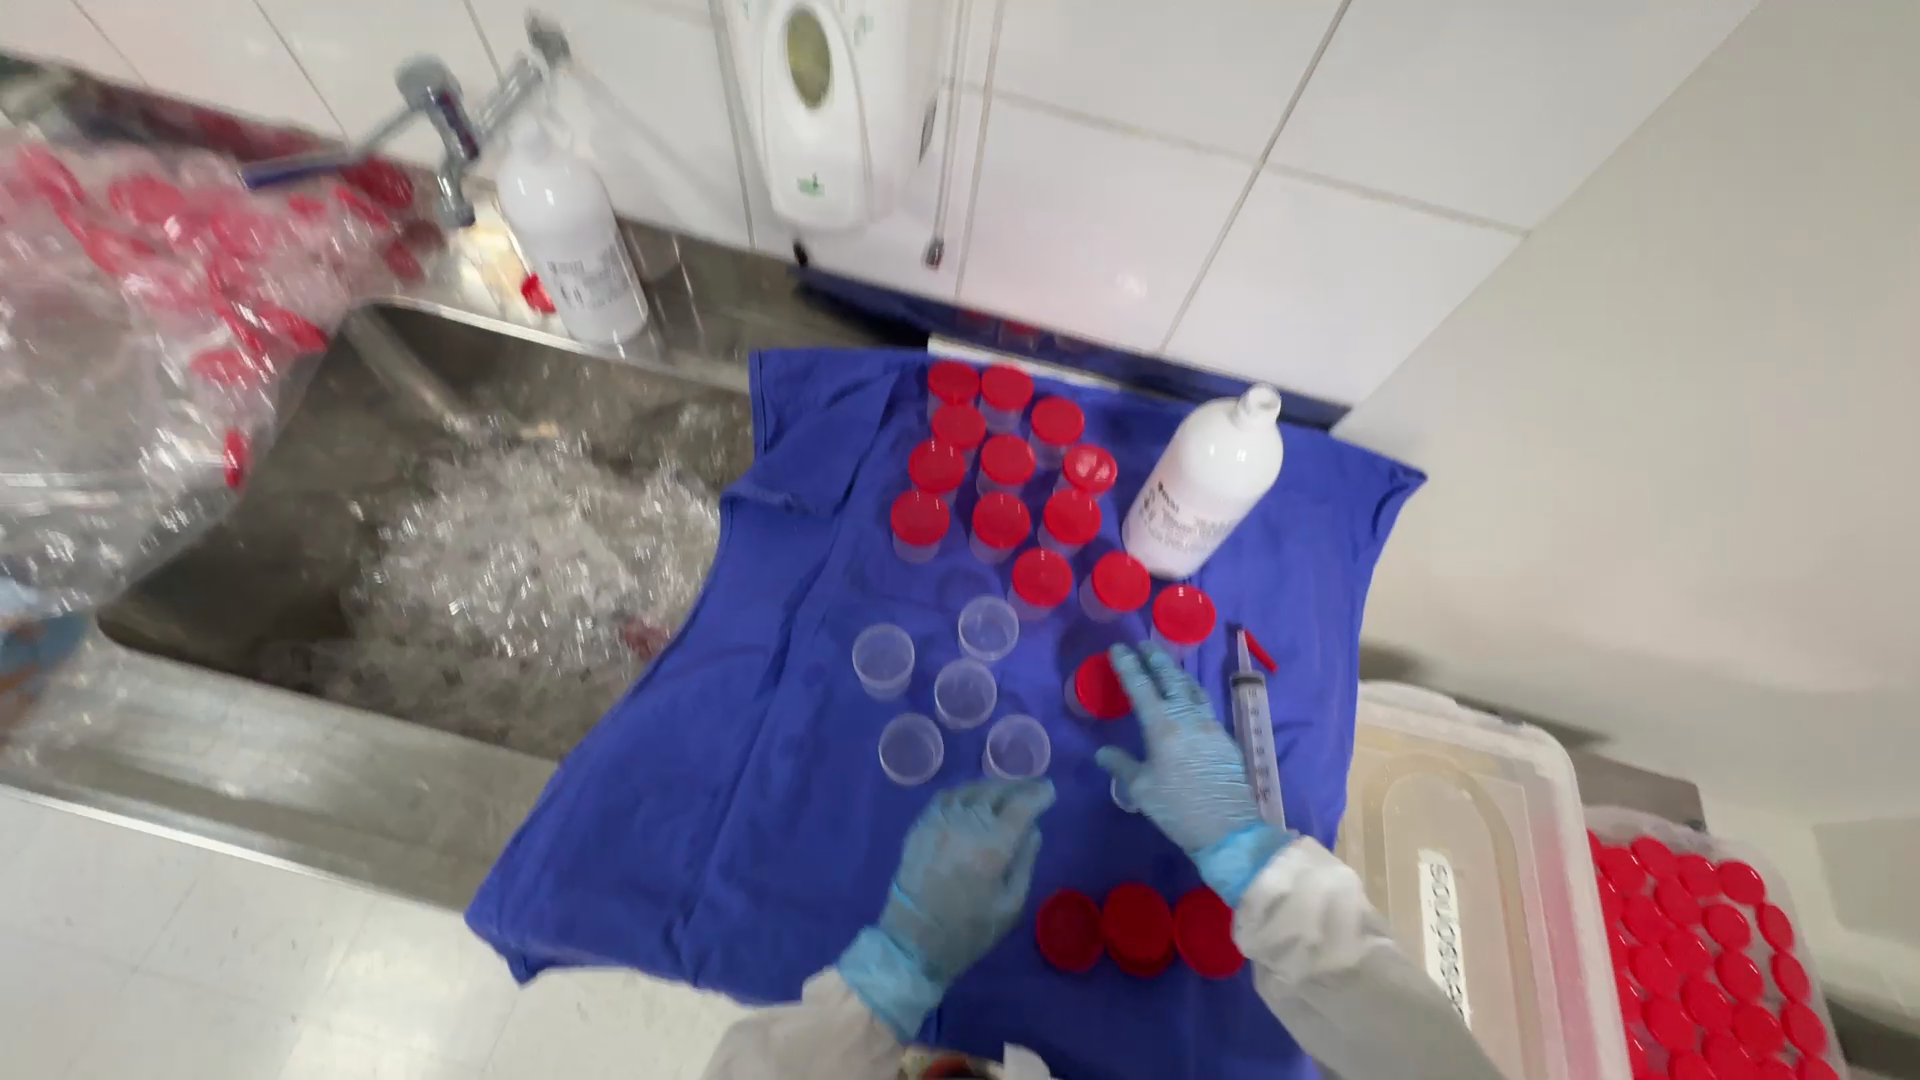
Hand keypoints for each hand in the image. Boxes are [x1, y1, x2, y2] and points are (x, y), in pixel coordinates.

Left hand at [838, 778, 1054, 1038]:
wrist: (913, 940)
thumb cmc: (969, 931)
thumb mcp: (1011, 905)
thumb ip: (1025, 861)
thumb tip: (1032, 829)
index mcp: (992, 846)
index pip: (1021, 805)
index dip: (1038, 793)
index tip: (1049, 790)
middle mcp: (966, 823)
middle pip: (997, 791)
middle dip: (1019, 786)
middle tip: (1032, 787)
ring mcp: (940, 820)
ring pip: (972, 788)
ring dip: (993, 787)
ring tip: (1005, 792)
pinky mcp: (922, 823)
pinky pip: (948, 795)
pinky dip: (966, 791)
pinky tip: (973, 798)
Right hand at [1096, 641, 1287, 905]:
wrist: (1229, 830)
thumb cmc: (1178, 810)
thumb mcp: (1141, 790)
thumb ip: (1121, 765)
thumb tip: (1103, 752)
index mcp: (1163, 727)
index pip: (1141, 687)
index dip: (1128, 665)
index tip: (1118, 648)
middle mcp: (1188, 718)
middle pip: (1171, 678)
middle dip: (1155, 658)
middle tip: (1144, 644)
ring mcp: (1211, 725)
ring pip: (1192, 688)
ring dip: (1177, 672)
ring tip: (1167, 663)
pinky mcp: (1225, 738)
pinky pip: (1205, 704)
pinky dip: (1192, 692)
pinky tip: (1189, 696)